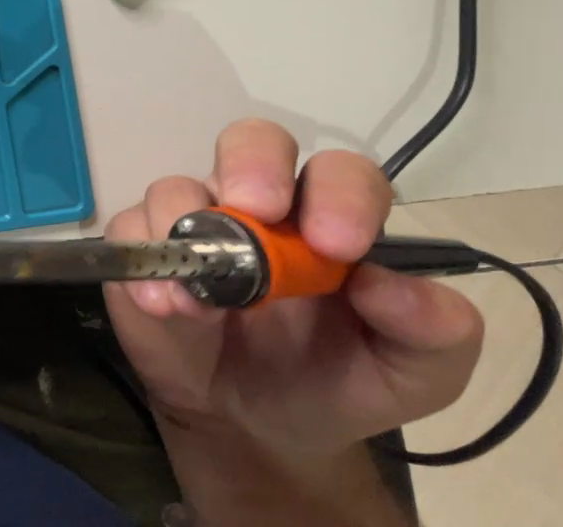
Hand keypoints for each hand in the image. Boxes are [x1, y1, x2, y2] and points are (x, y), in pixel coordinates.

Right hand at [105, 119, 484, 460]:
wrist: (252, 422)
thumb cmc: (335, 381)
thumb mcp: (415, 374)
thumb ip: (433, 332)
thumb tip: (384, 283)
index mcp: (329, 221)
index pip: (340, 174)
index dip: (339, 194)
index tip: (335, 244)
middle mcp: (258, 207)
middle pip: (251, 142)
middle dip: (251, 164)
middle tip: (252, 207)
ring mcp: (193, 222)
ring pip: (176, 186)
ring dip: (183, 223)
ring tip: (199, 290)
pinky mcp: (141, 248)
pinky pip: (129, 231)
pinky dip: (143, 262)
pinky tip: (163, 304)